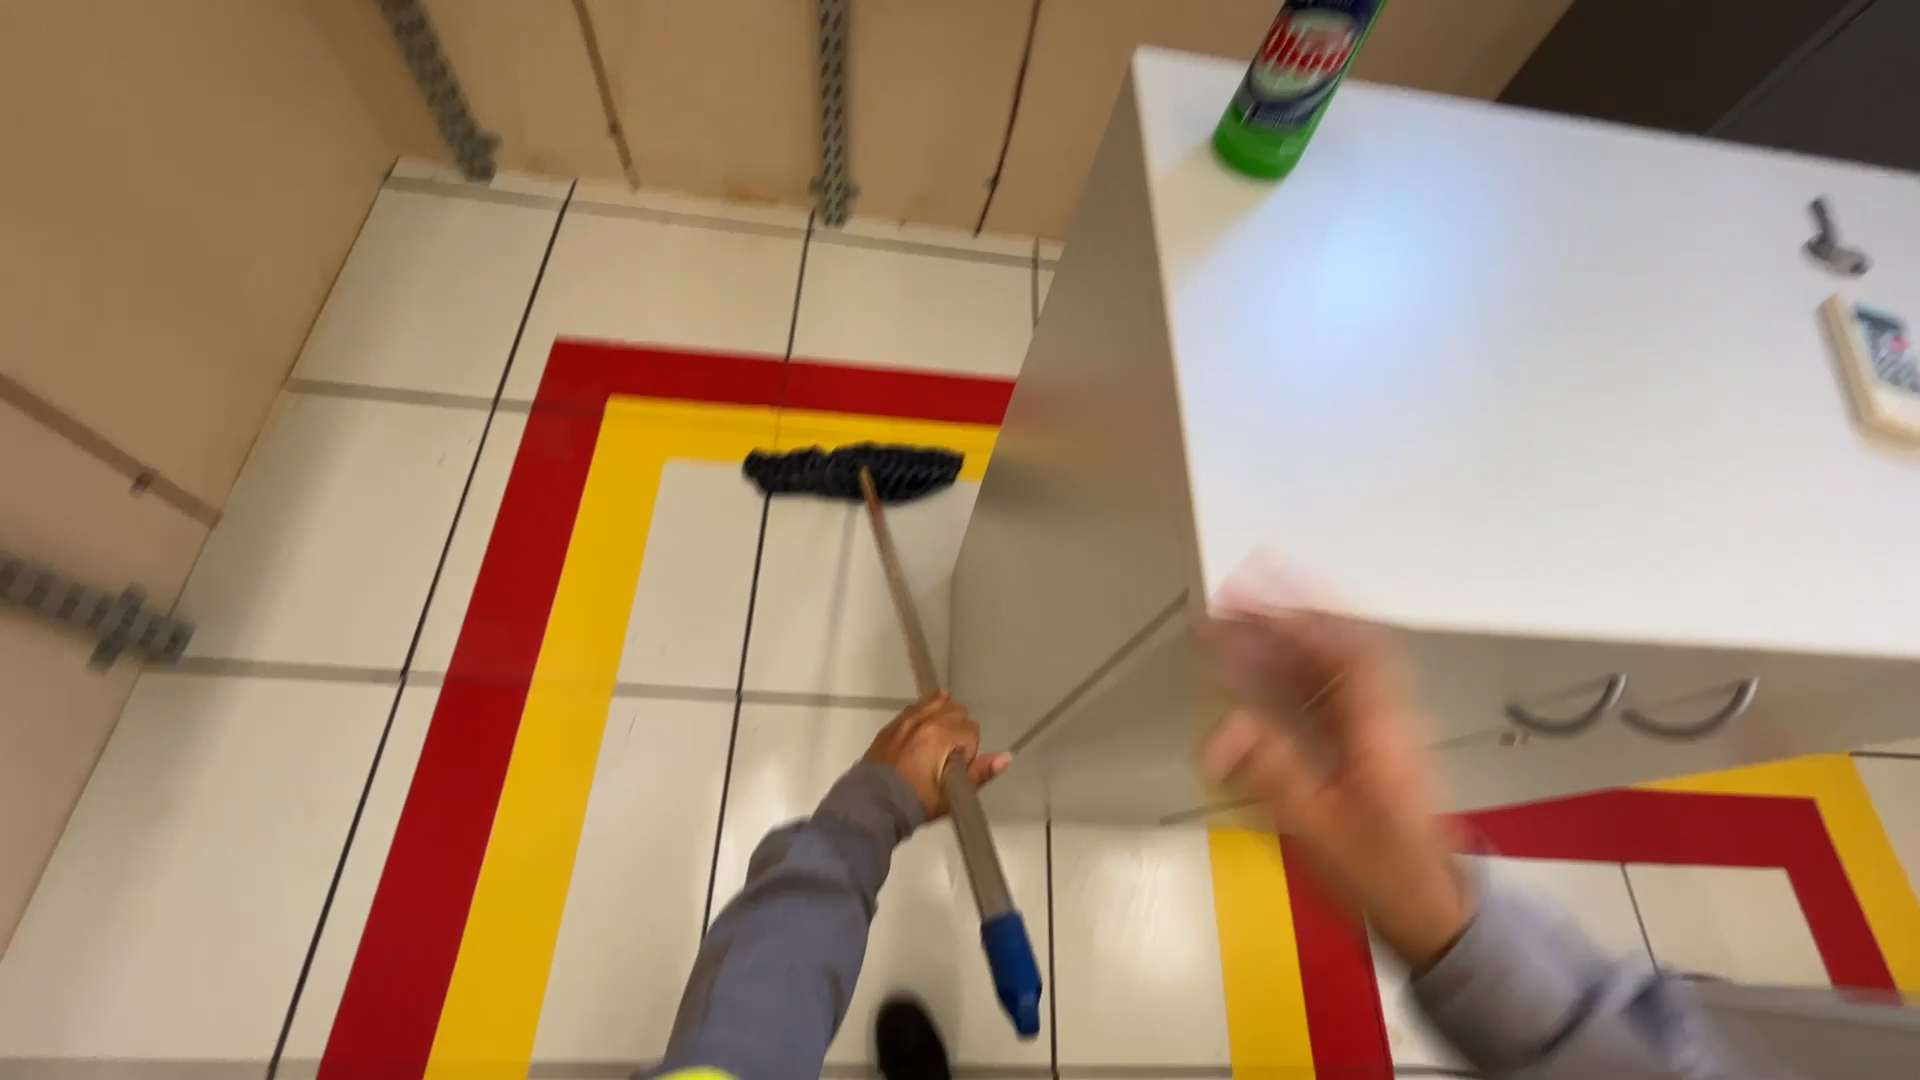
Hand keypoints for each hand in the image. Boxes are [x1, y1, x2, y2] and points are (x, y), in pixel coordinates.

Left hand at [864, 694, 1011, 819]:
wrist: (873, 804)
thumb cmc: (916, 802)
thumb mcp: (952, 794)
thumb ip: (980, 773)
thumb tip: (1006, 757)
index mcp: (942, 735)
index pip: (971, 730)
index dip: (969, 750)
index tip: (957, 768)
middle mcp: (926, 720)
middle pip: (957, 711)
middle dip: (959, 730)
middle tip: (950, 756)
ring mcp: (907, 720)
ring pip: (937, 702)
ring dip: (944, 715)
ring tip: (942, 736)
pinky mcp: (893, 725)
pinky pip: (916, 706)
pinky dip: (925, 710)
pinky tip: (926, 718)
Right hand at [1202, 601, 1472, 970]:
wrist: (1430, 909)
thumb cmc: (1381, 872)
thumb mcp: (1319, 827)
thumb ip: (1271, 771)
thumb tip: (1223, 731)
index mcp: (1380, 728)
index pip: (1349, 649)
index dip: (1304, 613)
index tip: (1261, 593)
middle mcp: (1379, 716)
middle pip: (1333, 648)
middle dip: (1279, 618)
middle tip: (1228, 602)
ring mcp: (1370, 728)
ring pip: (1323, 667)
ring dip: (1276, 642)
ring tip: (1227, 629)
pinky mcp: (1358, 742)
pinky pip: (1318, 692)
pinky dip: (1282, 673)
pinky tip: (1249, 672)